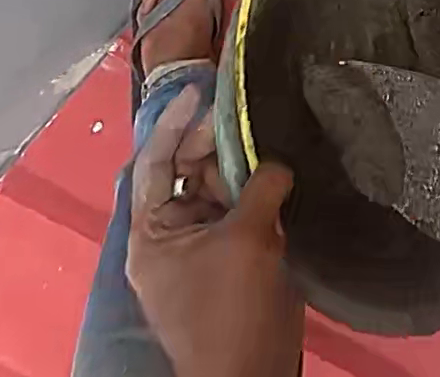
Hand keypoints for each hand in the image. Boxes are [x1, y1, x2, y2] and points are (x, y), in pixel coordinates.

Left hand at [128, 85, 303, 376]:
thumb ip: (261, 185)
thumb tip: (278, 161)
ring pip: (222, 181)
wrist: (251, 367)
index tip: (198, 91)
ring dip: (245, 157)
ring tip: (271, 129)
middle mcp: (176, 230)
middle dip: (218, 139)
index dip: (174, 125)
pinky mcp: (239, 245)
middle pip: (191, 168)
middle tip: (250, 114)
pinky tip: (284, 160)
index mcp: (156, 233)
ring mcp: (208, 238)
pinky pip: (246, 199)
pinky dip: (262, 180)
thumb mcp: (244, 239)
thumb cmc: (231, 305)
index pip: (155, 165)